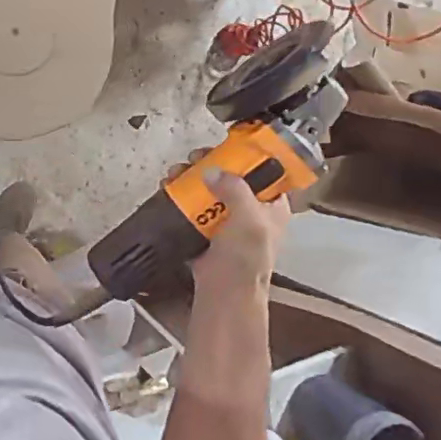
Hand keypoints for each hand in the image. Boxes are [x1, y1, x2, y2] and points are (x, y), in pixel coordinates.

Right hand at [167, 150, 289, 298]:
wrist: (224, 292)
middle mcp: (250, 207)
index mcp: (271, 204)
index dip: (247, 155)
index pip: (264, 170)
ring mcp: (225, 217)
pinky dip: (180, 192)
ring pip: (207, 185)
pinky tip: (169, 186)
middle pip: (230, 173)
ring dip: (190, 175)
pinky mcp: (203, 226)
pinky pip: (191, 203)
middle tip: (195, 158)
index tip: (225, 147)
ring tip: (175, 173)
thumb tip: (211, 170)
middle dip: (210, 163)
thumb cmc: (246, 257)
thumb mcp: (249, 219)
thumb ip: (235, 189)